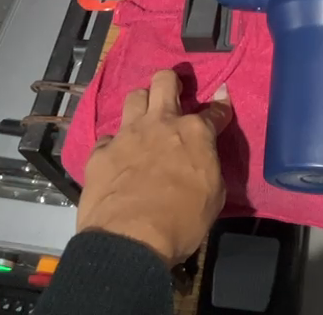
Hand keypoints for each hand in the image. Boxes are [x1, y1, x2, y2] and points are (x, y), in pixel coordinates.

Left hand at [77, 69, 232, 264]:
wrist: (130, 240)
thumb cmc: (182, 221)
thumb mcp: (214, 195)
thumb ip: (209, 166)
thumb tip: (206, 156)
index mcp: (195, 132)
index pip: (215, 110)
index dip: (221, 107)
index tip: (221, 105)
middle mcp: (161, 122)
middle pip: (164, 80)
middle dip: (171, 82)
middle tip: (173, 97)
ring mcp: (128, 135)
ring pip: (134, 97)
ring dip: (141, 106)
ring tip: (143, 122)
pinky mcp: (101, 153)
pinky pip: (107, 138)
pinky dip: (114, 146)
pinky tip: (116, 159)